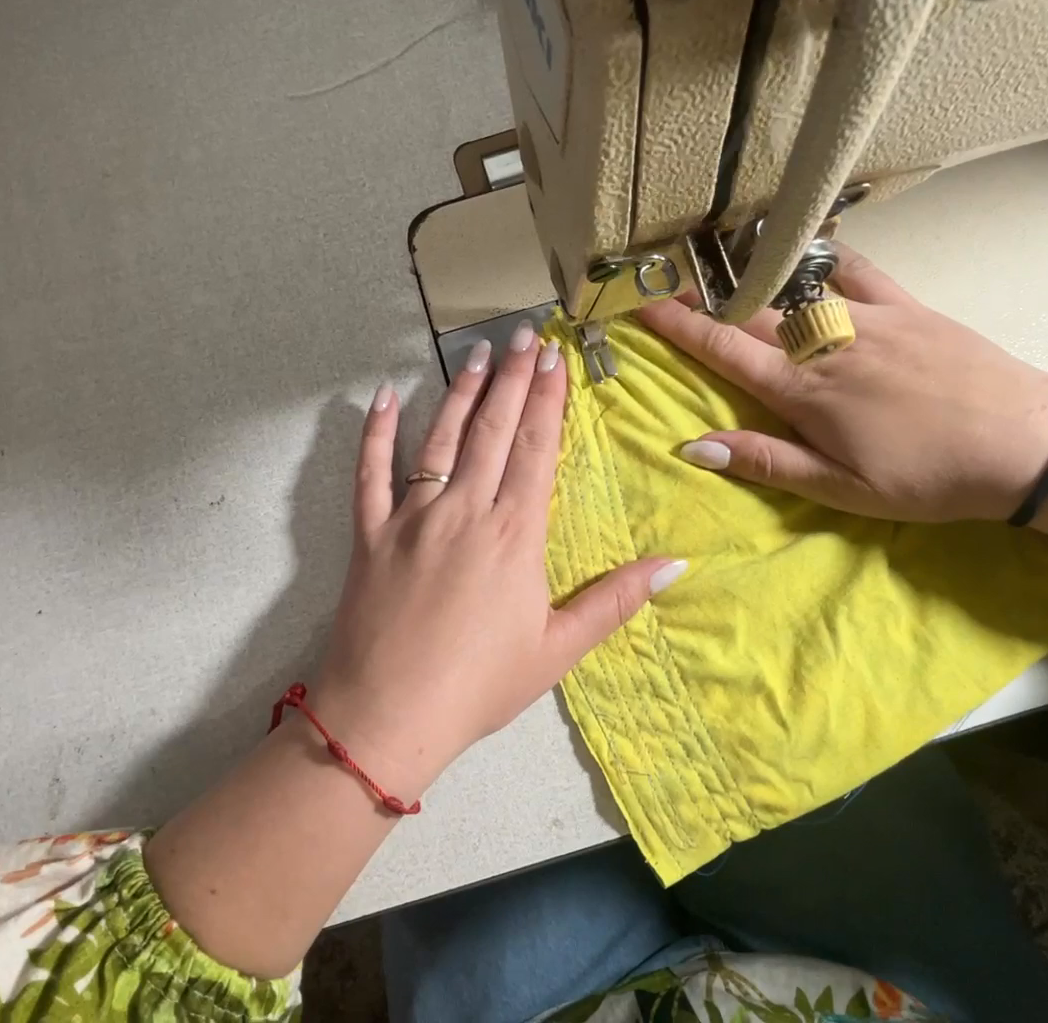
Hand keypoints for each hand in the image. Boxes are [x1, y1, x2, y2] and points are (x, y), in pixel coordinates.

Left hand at [310, 321, 684, 794]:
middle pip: (494, 430)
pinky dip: (376, 432)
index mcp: (515, 533)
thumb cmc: (480, 686)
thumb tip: (678, 563)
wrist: (387, 715)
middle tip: (523, 333)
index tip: (555, 357)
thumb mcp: (559, 649)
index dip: (548, 399)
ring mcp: (411, 517)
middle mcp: (464, 510)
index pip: (537, 448)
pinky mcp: (370, 533)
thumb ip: (616, 601)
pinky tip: (385, 396)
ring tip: (475, 352)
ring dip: (460, 392)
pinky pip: (370, 472)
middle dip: (512, 378)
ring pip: (440, 439)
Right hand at [638, 246, 1047, 521]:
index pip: (726, 350)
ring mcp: (868, 318)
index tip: (644, 305)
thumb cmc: (928, 477)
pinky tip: (807, 252)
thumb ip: (767, 461)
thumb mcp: (842, 488)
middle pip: (751, 312)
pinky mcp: (908, 306)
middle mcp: (827, 343)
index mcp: (805, 391)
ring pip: (795, 286)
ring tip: (722, 267)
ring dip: (751, 276)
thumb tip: (695, 446)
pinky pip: (856, 269)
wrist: (1026, 444)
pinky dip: (824, 257)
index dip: (680, 327)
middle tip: (669, 280)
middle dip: (704, 297)